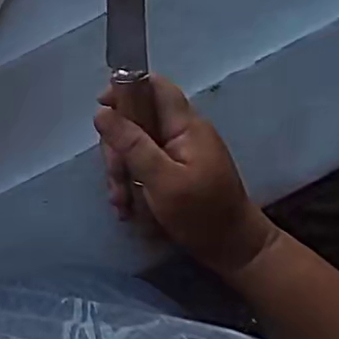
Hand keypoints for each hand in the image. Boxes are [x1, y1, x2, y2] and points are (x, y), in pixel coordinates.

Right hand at [95, 75, 278, 275]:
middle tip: (114, 176)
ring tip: (121, 201)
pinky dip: (131, 180)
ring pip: (135, 143)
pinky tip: (127, 205)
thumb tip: (102, 112)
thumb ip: (132, 144)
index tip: (103, 107)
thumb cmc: (202, 214)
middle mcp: (181, 131)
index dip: (126, 87)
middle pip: (137, 118)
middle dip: (118, 145)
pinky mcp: (174, 169)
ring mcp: (177, 151)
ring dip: (121, 168)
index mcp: (185, 125)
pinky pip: (143, 162)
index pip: (155, 85)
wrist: (236, 252)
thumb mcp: (162, 180)